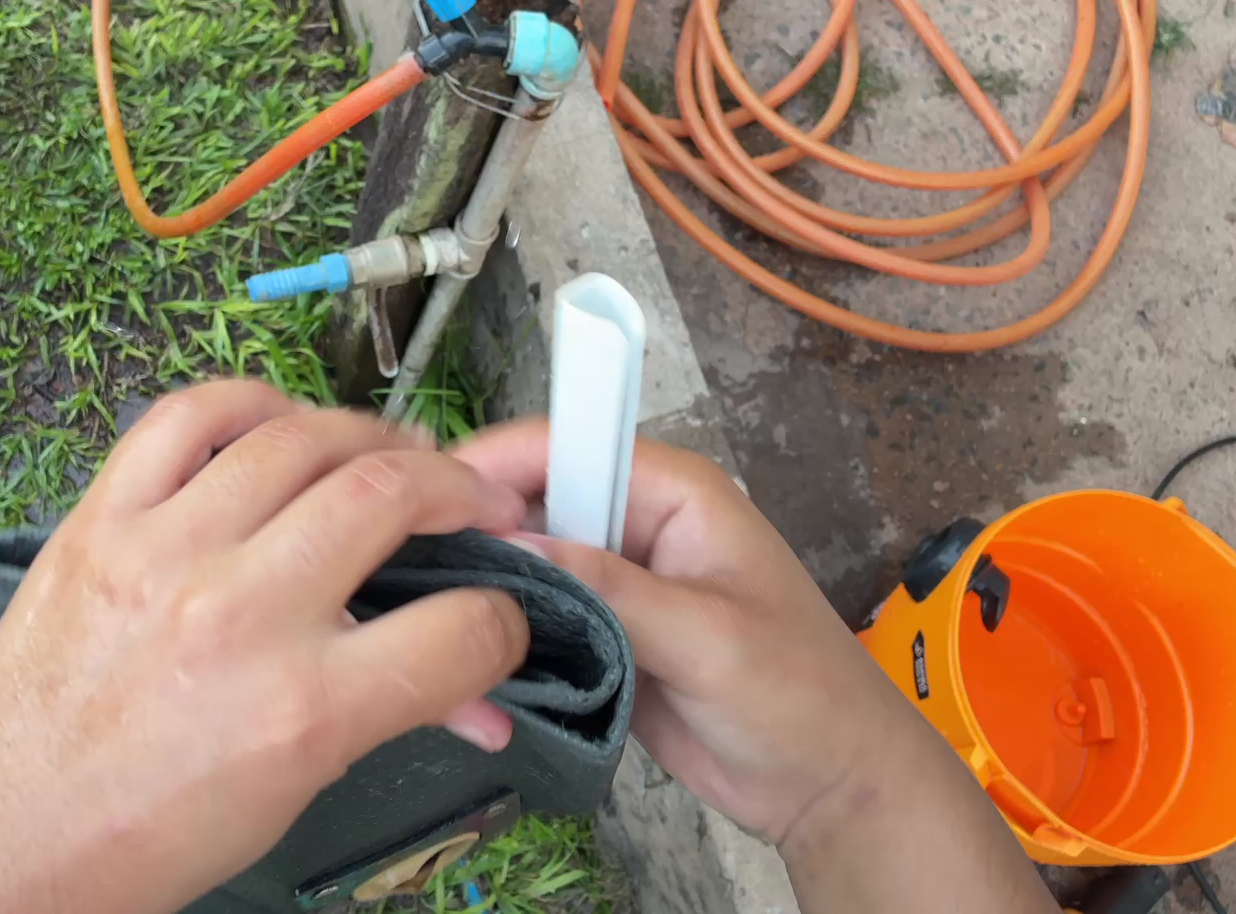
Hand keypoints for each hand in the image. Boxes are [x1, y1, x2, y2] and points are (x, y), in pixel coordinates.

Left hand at [0, 381, 531, 913]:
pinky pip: (188, 415)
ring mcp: (161, 551)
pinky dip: (252, 402)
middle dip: (460, 490)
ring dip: (373, 436)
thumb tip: (486, 686)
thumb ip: (400, 717)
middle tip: (469, 501)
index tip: (499, 609)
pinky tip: (282, 422)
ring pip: (302, 438)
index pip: (461, 631)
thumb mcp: (298, 791)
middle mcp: (236, 614)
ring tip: (393, 454)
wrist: (0, 846)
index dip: (505, 617)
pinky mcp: (100, 519)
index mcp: (301, 709)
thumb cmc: (157, 834)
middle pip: (390, 495)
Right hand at [456, 420, 1056, 913]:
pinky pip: (531, 601)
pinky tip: (456, 631)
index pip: (566, 445)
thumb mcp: (707, 636)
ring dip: (482, 570)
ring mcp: (607, 572)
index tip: (432, 496)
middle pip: (532, 495)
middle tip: (410, 554)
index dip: (499, 459)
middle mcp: (628, 517)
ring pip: (524, 550)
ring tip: (420, 593)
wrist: (825, 789)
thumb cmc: (795, 695)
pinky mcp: (592, 620)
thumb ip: (610, 588)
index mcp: (667, 489)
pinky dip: (498, 613)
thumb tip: (508, 547)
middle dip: (477, 518)